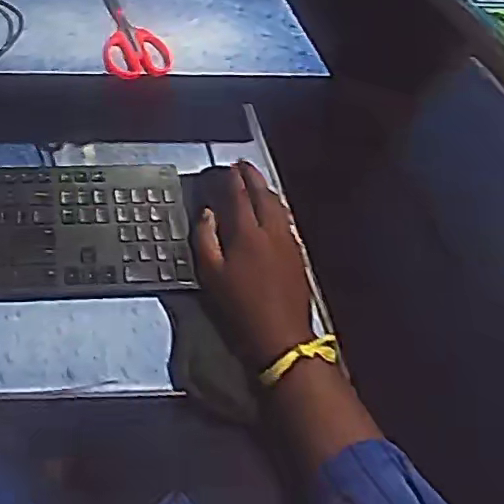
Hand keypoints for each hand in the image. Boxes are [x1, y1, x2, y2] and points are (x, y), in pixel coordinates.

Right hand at [194, 161, 314, 365]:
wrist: (281, 338)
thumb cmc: (239, 305)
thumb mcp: (210, 272)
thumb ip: (205, 237)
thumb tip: (207, 213)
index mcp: (247, 233)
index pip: (240, 197)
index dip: (233, 180)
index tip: (229, 168)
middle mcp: (271, 232)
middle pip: (264, 197)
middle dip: (254, 179)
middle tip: (244, 166)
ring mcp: (288, 244)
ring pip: (279, 209)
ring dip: (267, 191)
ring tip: (258, 182)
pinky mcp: (297, 256)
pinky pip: (286, 222)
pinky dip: (277, 209)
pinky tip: (273, 211)